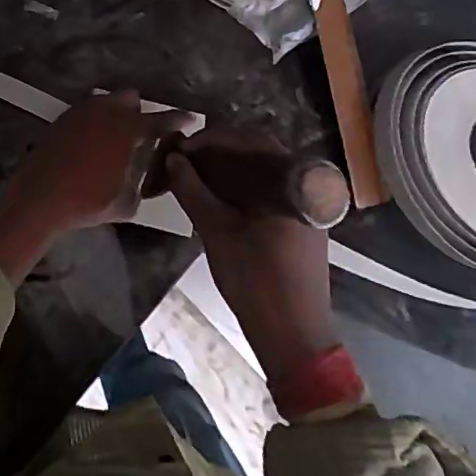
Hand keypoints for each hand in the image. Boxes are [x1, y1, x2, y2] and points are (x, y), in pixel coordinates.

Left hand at [0, 91, 186, 281]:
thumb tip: (148, 177)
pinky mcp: (62, 118)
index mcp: (127, 130)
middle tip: (140, 134)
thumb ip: (142, 183)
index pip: (161, 120)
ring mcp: (80, 111)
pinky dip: (95, 121)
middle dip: (139, 112)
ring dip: (115, 113)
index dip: (178, 119)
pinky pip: (86, 111)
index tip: (189, 117)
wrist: (40, 197)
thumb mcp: (126, 202)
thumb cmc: (87, 202)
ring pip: (106, 101)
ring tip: (114, 138)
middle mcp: (106, 112)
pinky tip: (93, 142)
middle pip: (130, 99)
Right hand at [168, 130, 338, 384]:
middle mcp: (302, 187)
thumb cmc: (255, 279)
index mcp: (290, 182)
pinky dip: (239, 187)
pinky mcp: (298, 223)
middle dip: (218, 152)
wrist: (293, 336)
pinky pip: (267, 191)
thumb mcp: (215, 230)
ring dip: (227, 169)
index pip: (250, 140)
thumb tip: (172, 159)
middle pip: (257, 152)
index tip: (182, 148)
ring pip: (261, 172)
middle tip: (185, 159)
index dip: (211, 139)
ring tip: (192, 175)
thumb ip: (192, 190)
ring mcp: (302, 206)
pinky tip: (213, 196)